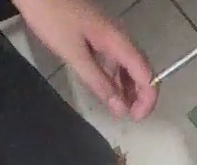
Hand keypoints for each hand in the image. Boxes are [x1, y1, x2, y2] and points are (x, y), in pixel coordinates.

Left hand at [15, 0, 158, 119]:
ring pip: (130, 67)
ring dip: (128, 88)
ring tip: (117, 105)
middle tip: (127, 114)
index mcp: (120, 43)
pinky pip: (116, 59)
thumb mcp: (72, 52)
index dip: (146, 101)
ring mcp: (110, 35)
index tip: (134, 118)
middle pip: (143, 72)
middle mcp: (121, 39)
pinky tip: (105, 86)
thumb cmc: (49, 14)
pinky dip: (115, 76)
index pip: (147, 78)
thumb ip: (98, 82)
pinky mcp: (99, 33)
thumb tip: (120, 109)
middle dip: (140, 96)